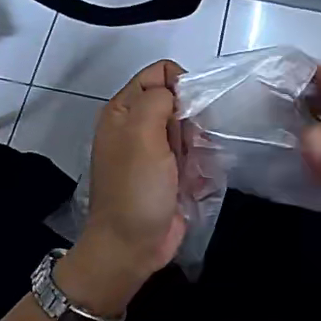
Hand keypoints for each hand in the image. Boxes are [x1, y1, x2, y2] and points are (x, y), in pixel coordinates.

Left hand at [60, 60, 187, 316]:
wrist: (130, 246)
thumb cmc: (135, 189)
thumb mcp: (141, 134)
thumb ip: (158, 99)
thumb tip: (177, 92)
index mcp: (123, 110)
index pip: (159, 73)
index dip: (178, 86)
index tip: (185, 114)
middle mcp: (136, 126)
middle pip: (178, 101)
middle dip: (190, 121)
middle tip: (187, 146)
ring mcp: (153, 152)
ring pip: (190, 130)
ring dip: (197, 146)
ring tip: (191, 167)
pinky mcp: (169, 174)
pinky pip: (194, 156)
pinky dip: (198, 166)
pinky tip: (193, 182)